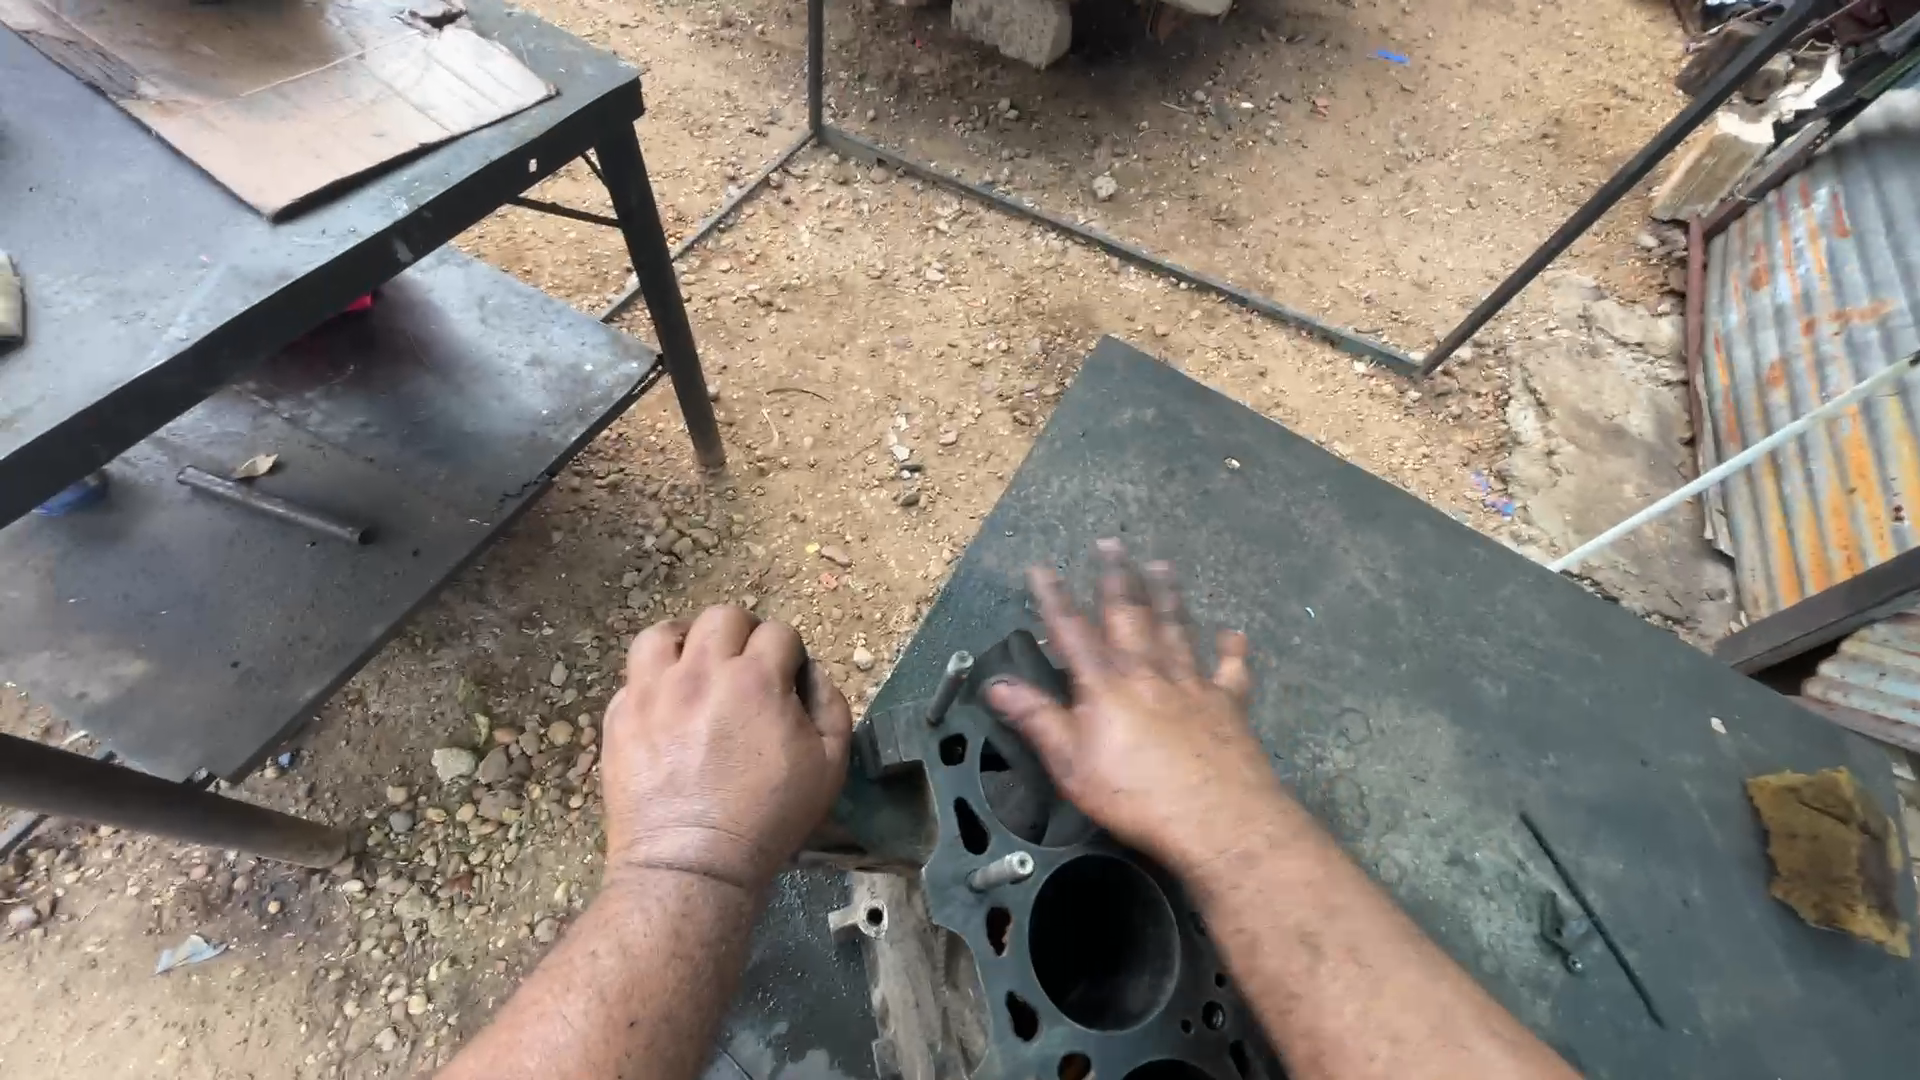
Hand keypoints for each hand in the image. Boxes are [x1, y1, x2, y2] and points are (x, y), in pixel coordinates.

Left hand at [601, 606, 851, 891]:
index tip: (787, 682)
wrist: (692, 866)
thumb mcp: (831, 764)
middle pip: (723, 617)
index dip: (790, 654)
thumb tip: (809, 672)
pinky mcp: (619, 716)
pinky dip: (654, 681)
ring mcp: (653, 692)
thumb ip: (831, 703)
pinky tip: (668, 705)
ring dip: (688, 643)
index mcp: (756, 680)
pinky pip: (633, 675)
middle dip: (744, 635)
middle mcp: (701, 672)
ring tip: (696, 669)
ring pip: (664, 633)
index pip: (778, 632)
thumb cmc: (770, 817)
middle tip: (747, 670)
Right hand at [985, 540, 1286, 875]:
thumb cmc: (1135, 795)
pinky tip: (1235, 634)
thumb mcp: (1071, 763)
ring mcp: (1191, 684)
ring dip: (1168, 596)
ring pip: (1177, 629)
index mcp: (1106, 684)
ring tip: (1163, 565)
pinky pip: (1230, 671)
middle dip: (1116, 577)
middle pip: (1129, 615)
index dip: (1054, 598)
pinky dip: (1233, 651)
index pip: (1072, 631)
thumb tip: (996, 685)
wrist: (1218, 819)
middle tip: (1112, 543)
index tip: (1041, 568)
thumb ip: (1036, 719)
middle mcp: (1148, 671)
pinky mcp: (1227, 705)